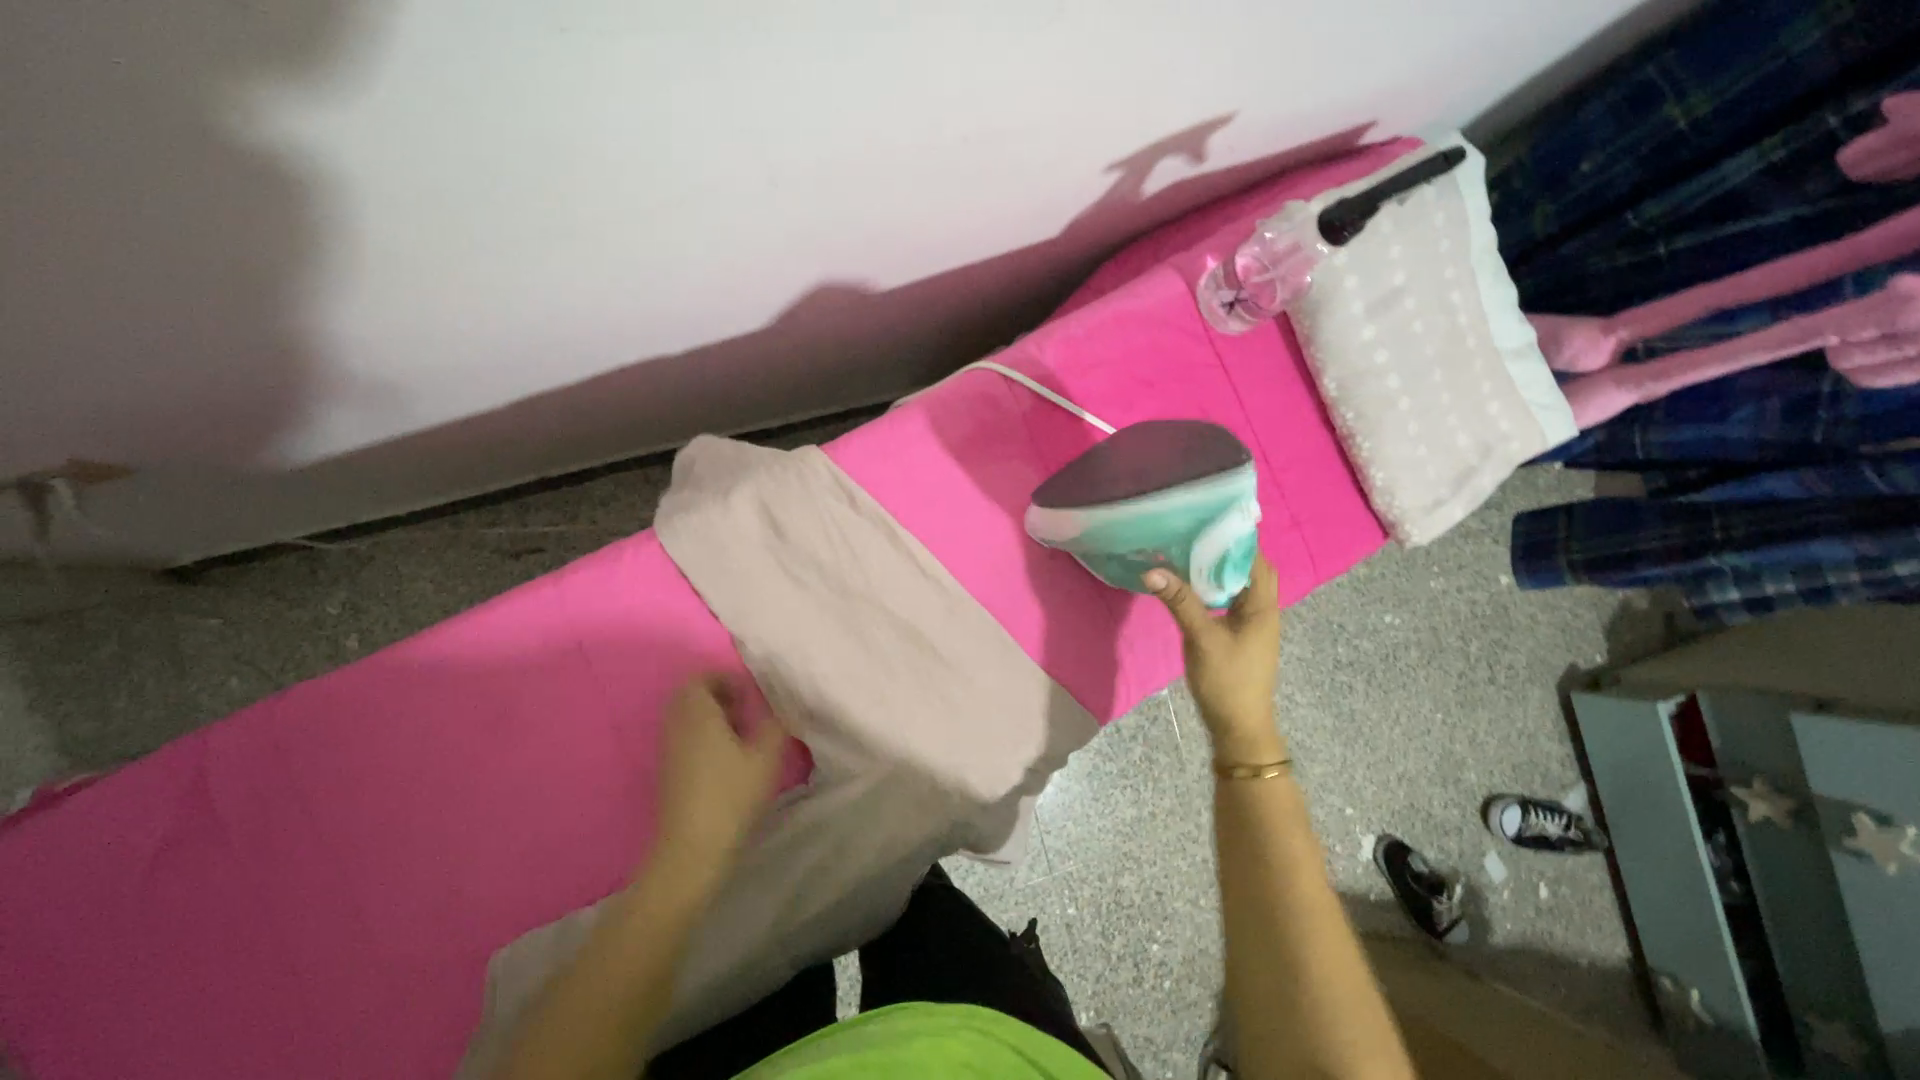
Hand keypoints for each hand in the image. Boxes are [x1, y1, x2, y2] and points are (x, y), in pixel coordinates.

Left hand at [644, 674, 789, 896]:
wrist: (692, 848)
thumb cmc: (731, 796)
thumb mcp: (766, 758)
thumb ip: (776, 725)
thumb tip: (779, 709)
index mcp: (697, 713)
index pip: (700, 678)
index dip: (725, 679)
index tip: (750, 696)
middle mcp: (676, 725)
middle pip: (690, 696)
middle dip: (718, 697)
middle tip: (746, 713)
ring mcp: (667, 750)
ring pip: (685, 719)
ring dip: (710, 719)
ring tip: (740, 738)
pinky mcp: (666, 773)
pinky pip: (682, 739)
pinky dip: (701, 739)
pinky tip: (725, 763)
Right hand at [1144, 555, 1282, 764]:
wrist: (1238, 728)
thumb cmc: (1227, 681)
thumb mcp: (1201, 638)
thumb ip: (1179, 601)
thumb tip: (1152, 569)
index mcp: (1262, 606)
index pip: (1256, 560)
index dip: (1236, 539)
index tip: (1208, 522)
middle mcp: (1262, 611)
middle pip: (1248, 570)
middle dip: (1224, 552)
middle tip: (1192, 535)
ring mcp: (1251, 626)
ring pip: (1237, 587)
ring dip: (1216, 572)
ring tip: (1186, 554)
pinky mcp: (1239, 638)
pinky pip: (1228, 603)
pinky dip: (1211, 591)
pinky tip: (1188, 589)